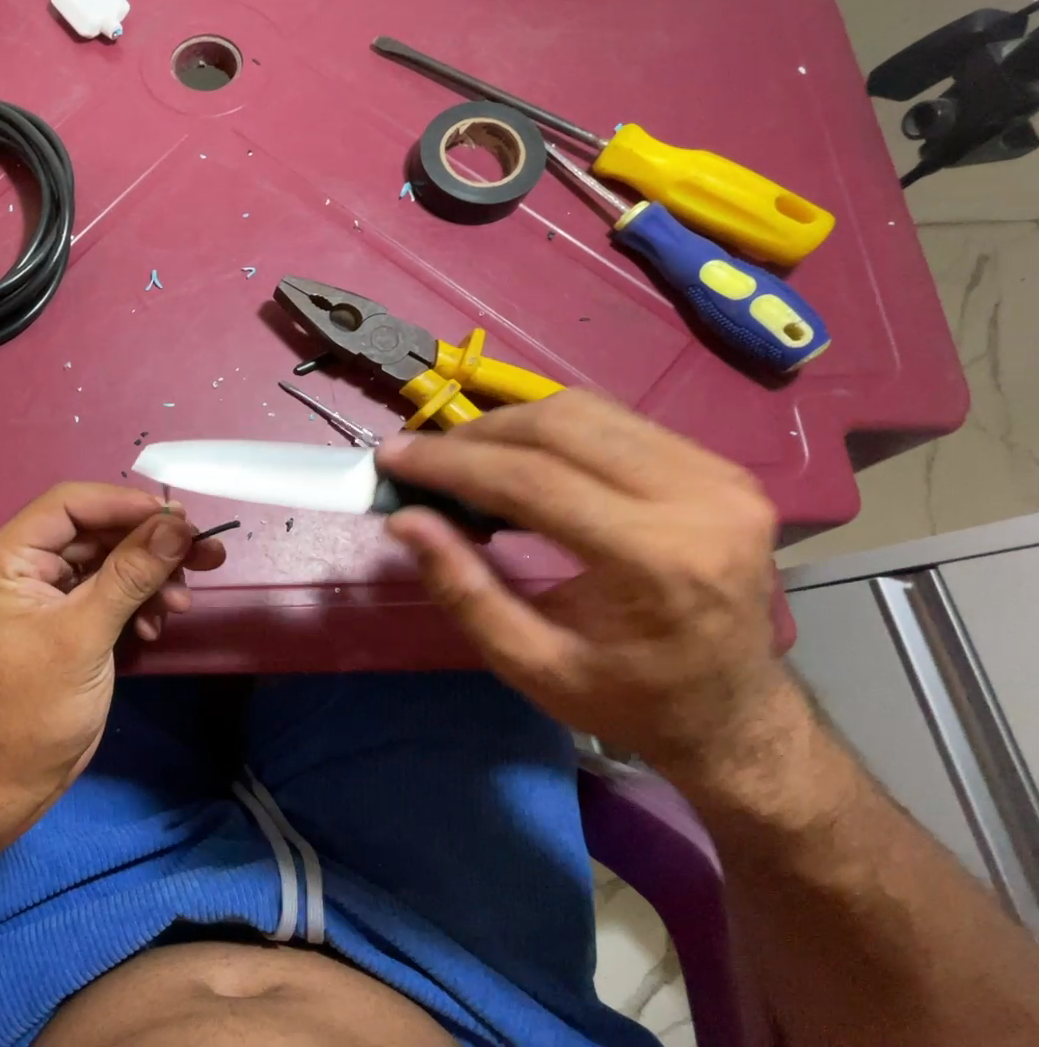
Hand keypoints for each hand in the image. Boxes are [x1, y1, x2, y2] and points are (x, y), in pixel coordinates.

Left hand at [0, 483, 226, 839]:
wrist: (16, 778)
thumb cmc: (37, 706)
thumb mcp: (86, 634)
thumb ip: (131, 574)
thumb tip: (176, 524)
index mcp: (8, 559)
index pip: (68, 505)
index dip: (123, 504)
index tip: (177, 517)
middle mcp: (24, 567)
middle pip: (96, 532)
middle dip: (149, 543)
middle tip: (204, 551)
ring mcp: (47, 595)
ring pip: (109, 562)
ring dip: (151, 576)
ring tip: (184, 600)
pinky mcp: (69, 620)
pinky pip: (110, 592)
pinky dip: (139, 602)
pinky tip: (157, 625)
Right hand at [378, 391, 798, 778]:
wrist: (731, 712)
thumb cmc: (624, 698)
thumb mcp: (528, 663)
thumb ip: (463, 589)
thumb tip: (404, 519)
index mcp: (657, 561)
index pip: (535, 481)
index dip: (453, 464)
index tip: (392, 457)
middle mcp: (700, 502)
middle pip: (563, 427)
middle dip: (475, 435)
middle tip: (420, 460)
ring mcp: (721, 477)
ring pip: (587, 411)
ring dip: (508, 426)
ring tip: (460, 461)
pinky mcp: (721, 468)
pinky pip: (615, 423)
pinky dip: (549, 433)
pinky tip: (515, 463)